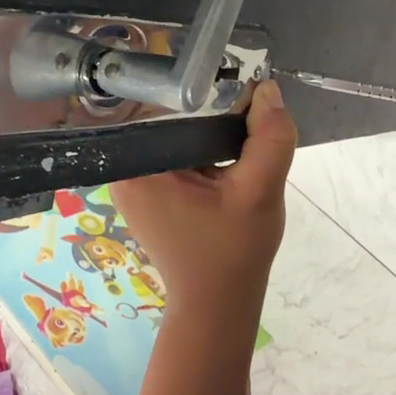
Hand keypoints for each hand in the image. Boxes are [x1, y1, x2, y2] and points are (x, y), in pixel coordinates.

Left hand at [111, 80, 297, 309]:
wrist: (219, 305)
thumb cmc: (233, 251)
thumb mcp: (259, 190)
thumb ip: (269, 137)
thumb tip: (268, 88)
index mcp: (138, 166)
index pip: (172, 104)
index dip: (212, 94)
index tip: (245, 98)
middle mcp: (126, 170)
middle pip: (176, 118)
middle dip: (216, 117)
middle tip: (251, 124)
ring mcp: (136, 183)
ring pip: (182, 136)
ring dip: (214, 136)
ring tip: (244, 145)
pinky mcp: (152, 193)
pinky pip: (181, 155)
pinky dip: (208, 155)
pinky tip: (231, 165)